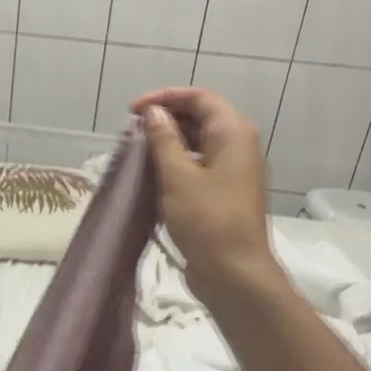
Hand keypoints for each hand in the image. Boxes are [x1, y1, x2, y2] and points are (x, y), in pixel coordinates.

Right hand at [131, 87, 280, 303]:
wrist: (234, 273)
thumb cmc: (207, 220)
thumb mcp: (177, 177)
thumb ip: (164, 140)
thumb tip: (154, 113)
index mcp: (233, 133)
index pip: (199, 98)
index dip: (165, 97)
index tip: (132, 111)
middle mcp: (238, 146)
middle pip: (200, 118)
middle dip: (166, 119)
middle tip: (132, 132)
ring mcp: (233, 172)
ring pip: (198, 144)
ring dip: (168, 143)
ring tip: (137, 153)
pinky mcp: (224, 194)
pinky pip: (199, 167)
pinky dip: (176, 165)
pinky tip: (151, 177)